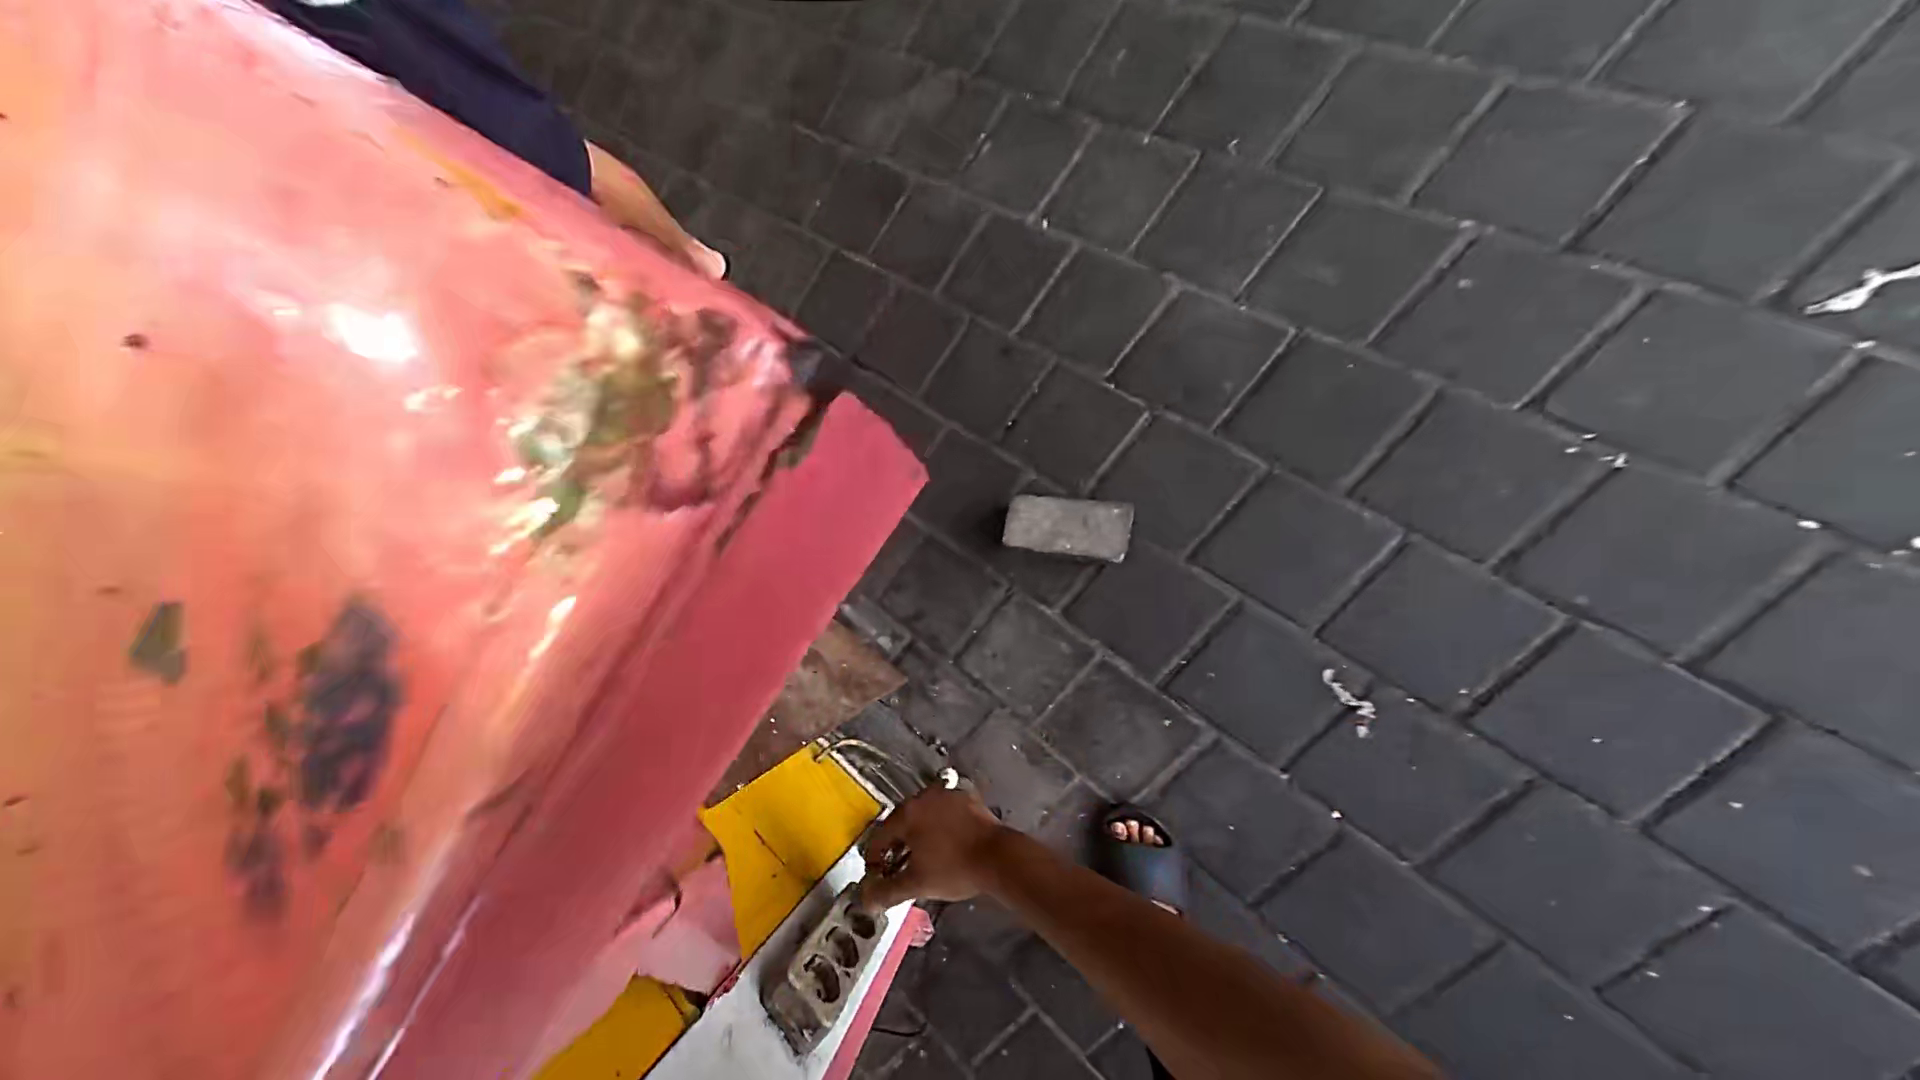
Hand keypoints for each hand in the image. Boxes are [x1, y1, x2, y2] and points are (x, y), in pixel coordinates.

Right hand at [857, 786, 1012, 911]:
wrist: (997, 857)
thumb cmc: (953, 868)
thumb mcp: (916, 884)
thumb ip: (887, 891)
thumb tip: (866, 900)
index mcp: (908, 813)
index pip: (880, 836)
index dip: (875, 859)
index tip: (878, 875)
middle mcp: (925, 797)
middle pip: (901, 822)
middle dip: (897, 846)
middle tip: (898, 868)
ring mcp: (947, 795)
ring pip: (924, 816)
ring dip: (919, 835)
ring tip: (922, 858)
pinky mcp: (967, 799)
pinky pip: (945, 813)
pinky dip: (940, 827)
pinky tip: (946, 845)